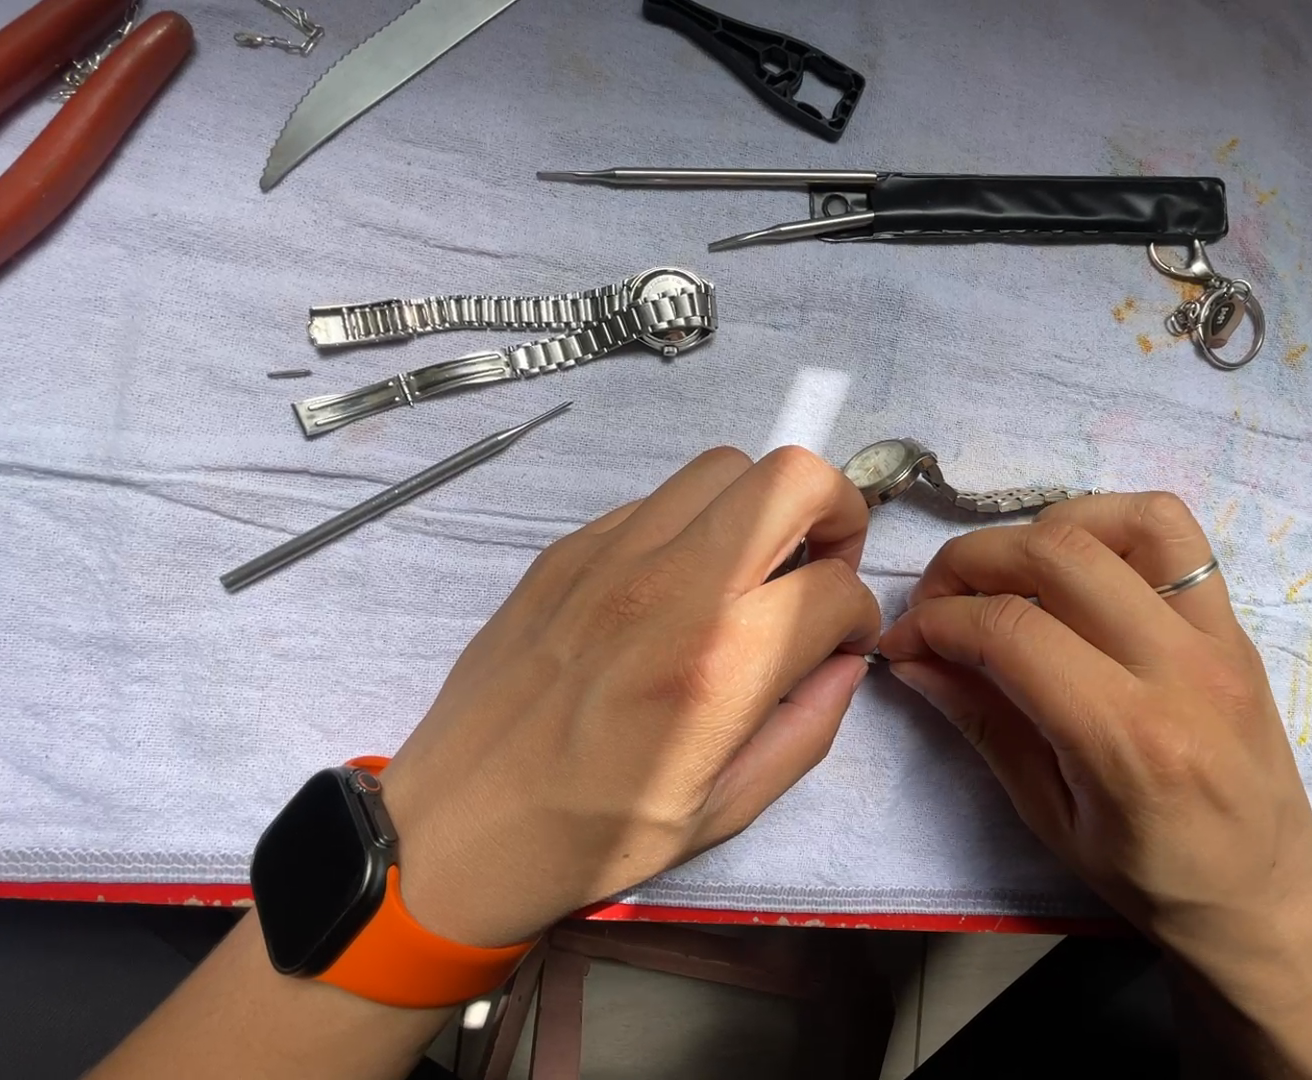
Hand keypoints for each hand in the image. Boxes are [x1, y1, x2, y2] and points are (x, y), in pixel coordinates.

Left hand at [379, 446, 878, 947]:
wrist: (455, 826)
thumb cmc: (597, 834)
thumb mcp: (728, 808)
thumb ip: (809, 726)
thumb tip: (843, 659)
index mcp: (720, 664)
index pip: (834, 588)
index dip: (856, 614)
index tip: (839, 639)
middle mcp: (671, 586)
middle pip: (793, 479)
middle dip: (836, 512)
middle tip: (820, 567)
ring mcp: (611, 554)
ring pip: (725, 468)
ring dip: (762, 508)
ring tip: (749, 569)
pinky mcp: (567, 548)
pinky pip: (658, 500)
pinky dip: (694, 525)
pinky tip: (675, 584)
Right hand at [878, 493, 1311, 1018]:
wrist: (1263, 900)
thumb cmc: (1148, 877)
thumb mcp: (1044, 814)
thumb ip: (980, 721)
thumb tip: (913, 657)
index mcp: (1128, 738)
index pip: (1009, 632)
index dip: (936, 622)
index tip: (903, 640)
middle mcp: (1180, 669)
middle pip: (1055, 555)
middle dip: (969, 562)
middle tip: (935, 599)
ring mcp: (1219, 636)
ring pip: (1122, 522)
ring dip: (1039, 531)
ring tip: (1004, 576)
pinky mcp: (1233, 623)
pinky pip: (1172, 533)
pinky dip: (1105, 524)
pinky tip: (1069, 565)